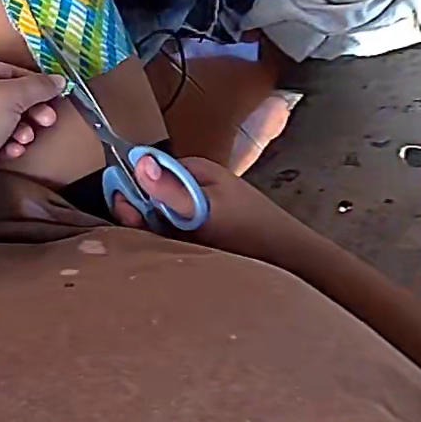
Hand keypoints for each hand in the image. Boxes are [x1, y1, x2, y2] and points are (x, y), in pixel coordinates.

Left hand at [0, 60, 66, 190]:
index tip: (55, 95)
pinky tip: (12, 151)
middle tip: (47, 120)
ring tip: (25, 139)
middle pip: (11, 97)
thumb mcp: (14, 96)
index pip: (12, 71)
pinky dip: (7, 143)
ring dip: (21, 130)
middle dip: (32, 111)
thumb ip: (39, 87)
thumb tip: (59, 80)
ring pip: (6, 120)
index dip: (35, 83)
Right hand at [110, 155, 311, 261]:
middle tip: (150, 241)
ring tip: (164, 251)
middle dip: (142, 219)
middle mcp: (190, 187)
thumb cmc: (250, 229)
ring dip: (155, 237)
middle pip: (147, 198)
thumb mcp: (206, 208)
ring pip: (158, 220)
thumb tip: (138, 161)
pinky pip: (172, 237)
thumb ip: (170, 189)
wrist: (290, 260)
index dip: (131, 195)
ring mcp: (194, 210)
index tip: (131, 217)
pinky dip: (168, 247)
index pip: (144, 173)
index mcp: (191, 170)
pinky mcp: (200, 232)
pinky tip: (173, 259)